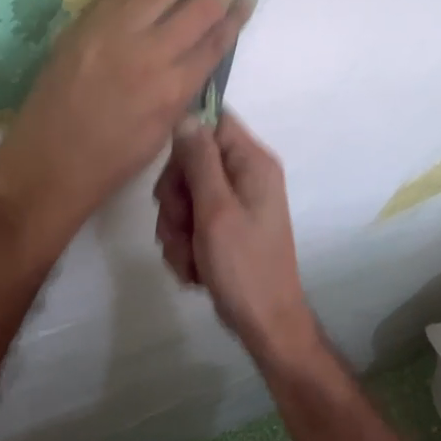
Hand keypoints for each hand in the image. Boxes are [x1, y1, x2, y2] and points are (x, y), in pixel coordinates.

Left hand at [0, 0, 250, 226]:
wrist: (47, 162)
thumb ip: (184, 89)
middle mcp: (149, 53)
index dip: (238, 12)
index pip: (217, 38)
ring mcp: (113, 33)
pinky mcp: (84, 24)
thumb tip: (198, 54)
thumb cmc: (109, 161)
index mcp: (174, 89)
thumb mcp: (163, 131)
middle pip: (196, 5)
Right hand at [154, 114, 315, 353]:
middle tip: (181, 227)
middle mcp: (246, 175)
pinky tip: (193, 267)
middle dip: (176, 198)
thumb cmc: (243, 266)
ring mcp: (236, 202)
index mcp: (252, 162)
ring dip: (177, 228)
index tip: (177, 178)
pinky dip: (185, 243)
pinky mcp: (226, 226)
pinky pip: (190, 220)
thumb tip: (186, 116)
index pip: (212, 122)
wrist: (264, 324)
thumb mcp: (215, 210)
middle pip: (191, 161)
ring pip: (185, 195)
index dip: (186, 146)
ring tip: (189, 256)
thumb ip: (199, 161)